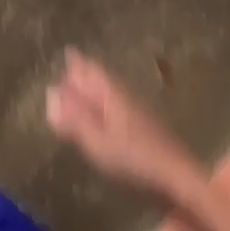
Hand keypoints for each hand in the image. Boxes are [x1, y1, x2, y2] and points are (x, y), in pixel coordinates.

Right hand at [46, 49, 201, 194]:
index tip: (68, 52)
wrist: (178, 178)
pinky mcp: (146, 130)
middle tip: (72, 69)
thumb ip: (73, 119)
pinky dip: (105, 107)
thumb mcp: (96, 141)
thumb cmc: (133, 157)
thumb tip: (51, 94)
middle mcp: (126, 97)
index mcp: (112, 95)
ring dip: (96, 91)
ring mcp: (138, 113)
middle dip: (86, 75)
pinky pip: (118, 108)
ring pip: (112, 94)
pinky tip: (103, 119)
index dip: (79, 62)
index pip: (92, 70)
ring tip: (83, 93)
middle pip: (102, 80)